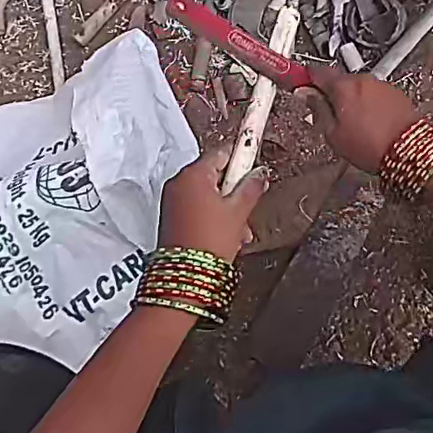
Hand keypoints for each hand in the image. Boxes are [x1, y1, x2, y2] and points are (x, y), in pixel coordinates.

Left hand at [159, 144, 266, 259]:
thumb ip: (251, 186)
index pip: (222, 152)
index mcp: (193, 175)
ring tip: (241, 228)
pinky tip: (229, 236)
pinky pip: (198, 208)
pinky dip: (215, 216)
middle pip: (215, 174)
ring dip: (228, 206)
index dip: (242, 156)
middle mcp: (179, 183)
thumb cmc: (209, 243)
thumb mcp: (238, 211)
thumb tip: (260, 173)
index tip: (256, 155)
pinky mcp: (172, 218)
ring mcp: (173, 201)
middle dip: (236, 189)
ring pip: (209, 194)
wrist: (185, 280)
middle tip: (250, 203)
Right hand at [294, 66, 420, 172]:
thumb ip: (317, 109)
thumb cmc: (371, 146)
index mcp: (343, 86)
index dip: (305, 78)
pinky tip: (371, 125)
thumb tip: (306, 95)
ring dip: (352, 100)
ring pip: (358, 88)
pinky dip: (369, 105)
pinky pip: (374, 95)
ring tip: (354, 126)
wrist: (409, 151)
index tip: (299, 83)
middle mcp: (362, 79)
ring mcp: (381, 85)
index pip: (316, 71)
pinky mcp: (395, 94)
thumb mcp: (333, 134)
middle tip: (328, 116)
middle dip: (332, 94)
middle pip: (339, 80)